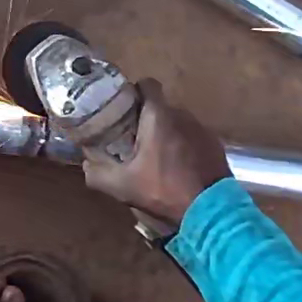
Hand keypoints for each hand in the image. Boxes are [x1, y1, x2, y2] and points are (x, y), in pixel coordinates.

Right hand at [80, 78, 232, 224]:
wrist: (214, 216)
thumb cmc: (165, 191)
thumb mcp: (123, 186)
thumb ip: (98, 173)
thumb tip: (85, 165)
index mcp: (159, 116)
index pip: (147, 84)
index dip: (134, 91)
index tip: (123, 107)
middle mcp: (182, 115)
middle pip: (160, 105)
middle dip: (146, 116)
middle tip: (132, 136)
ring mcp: (202, 130)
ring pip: (177, 121)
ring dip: (166, 131)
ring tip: (156, 154)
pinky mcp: (216, 146)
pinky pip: (193, 136)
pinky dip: (184, 145)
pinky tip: (178, 167)